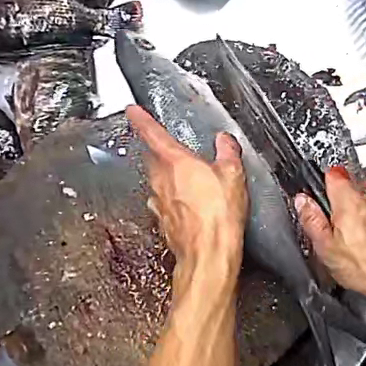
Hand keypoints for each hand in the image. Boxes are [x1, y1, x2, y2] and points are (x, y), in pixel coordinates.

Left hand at [127, 105, 246, 271]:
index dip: (141, 120)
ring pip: (157, 180)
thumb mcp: (232, 175)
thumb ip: (227, 153)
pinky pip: (163, 203)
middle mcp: (161, 181)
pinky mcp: (164, 222)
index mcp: (175, 162)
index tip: (132, 111)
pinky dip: (172, 198)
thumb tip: (225, 141)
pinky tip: (185, 203)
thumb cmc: (218, 215)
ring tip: (182, 175)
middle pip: (153, 158)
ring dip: (166, 175)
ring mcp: (160, 203)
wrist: (208, 254)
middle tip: (167, 145)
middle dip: (158, 150)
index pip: (152, 134)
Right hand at [293, 166, 365, 311]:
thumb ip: (311, 219)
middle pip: (346, 188)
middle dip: (333, 202)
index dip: (320, 181)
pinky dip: (362, 227)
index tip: (313, 194)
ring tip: (342, 240)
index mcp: (349, 200)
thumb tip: (302, 202)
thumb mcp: (325, 246)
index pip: (333, 173)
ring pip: (358, 204)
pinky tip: (358, 247)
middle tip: (325, 225)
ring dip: (348, 216)